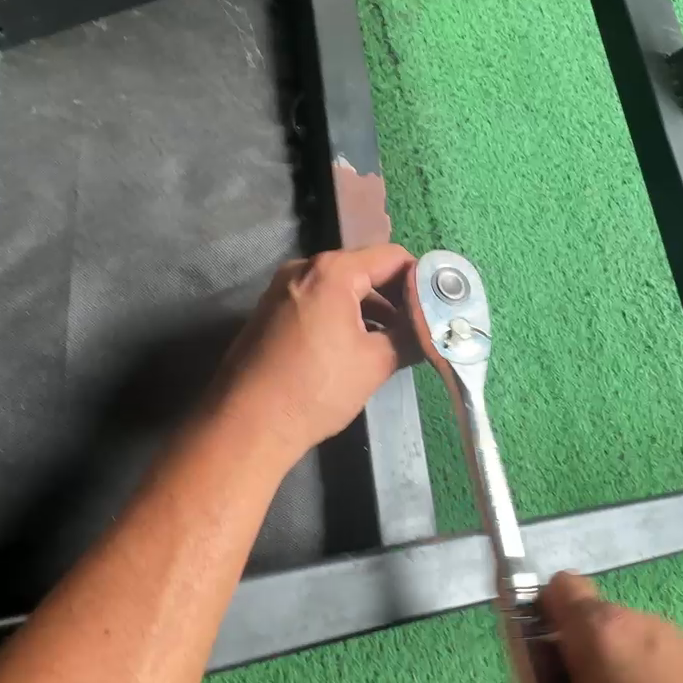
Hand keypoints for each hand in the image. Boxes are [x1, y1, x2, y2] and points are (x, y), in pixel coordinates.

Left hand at [206, 244, 415, 467]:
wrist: (246, 426)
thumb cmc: (316, 389)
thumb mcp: (376, 363)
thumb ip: (411, 336)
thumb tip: (434, 329)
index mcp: (332, 272)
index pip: (392, 256)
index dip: (421, 278)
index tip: (437, 304)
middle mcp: (303, 269)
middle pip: (364, 268)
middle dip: (396, 295)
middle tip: (421, 323)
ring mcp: (281, 289)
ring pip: (340, 287)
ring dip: (370, 308)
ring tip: (394, 339)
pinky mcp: (270, 312)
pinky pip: (318, 301)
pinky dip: (343, 315)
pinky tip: (357, 346)